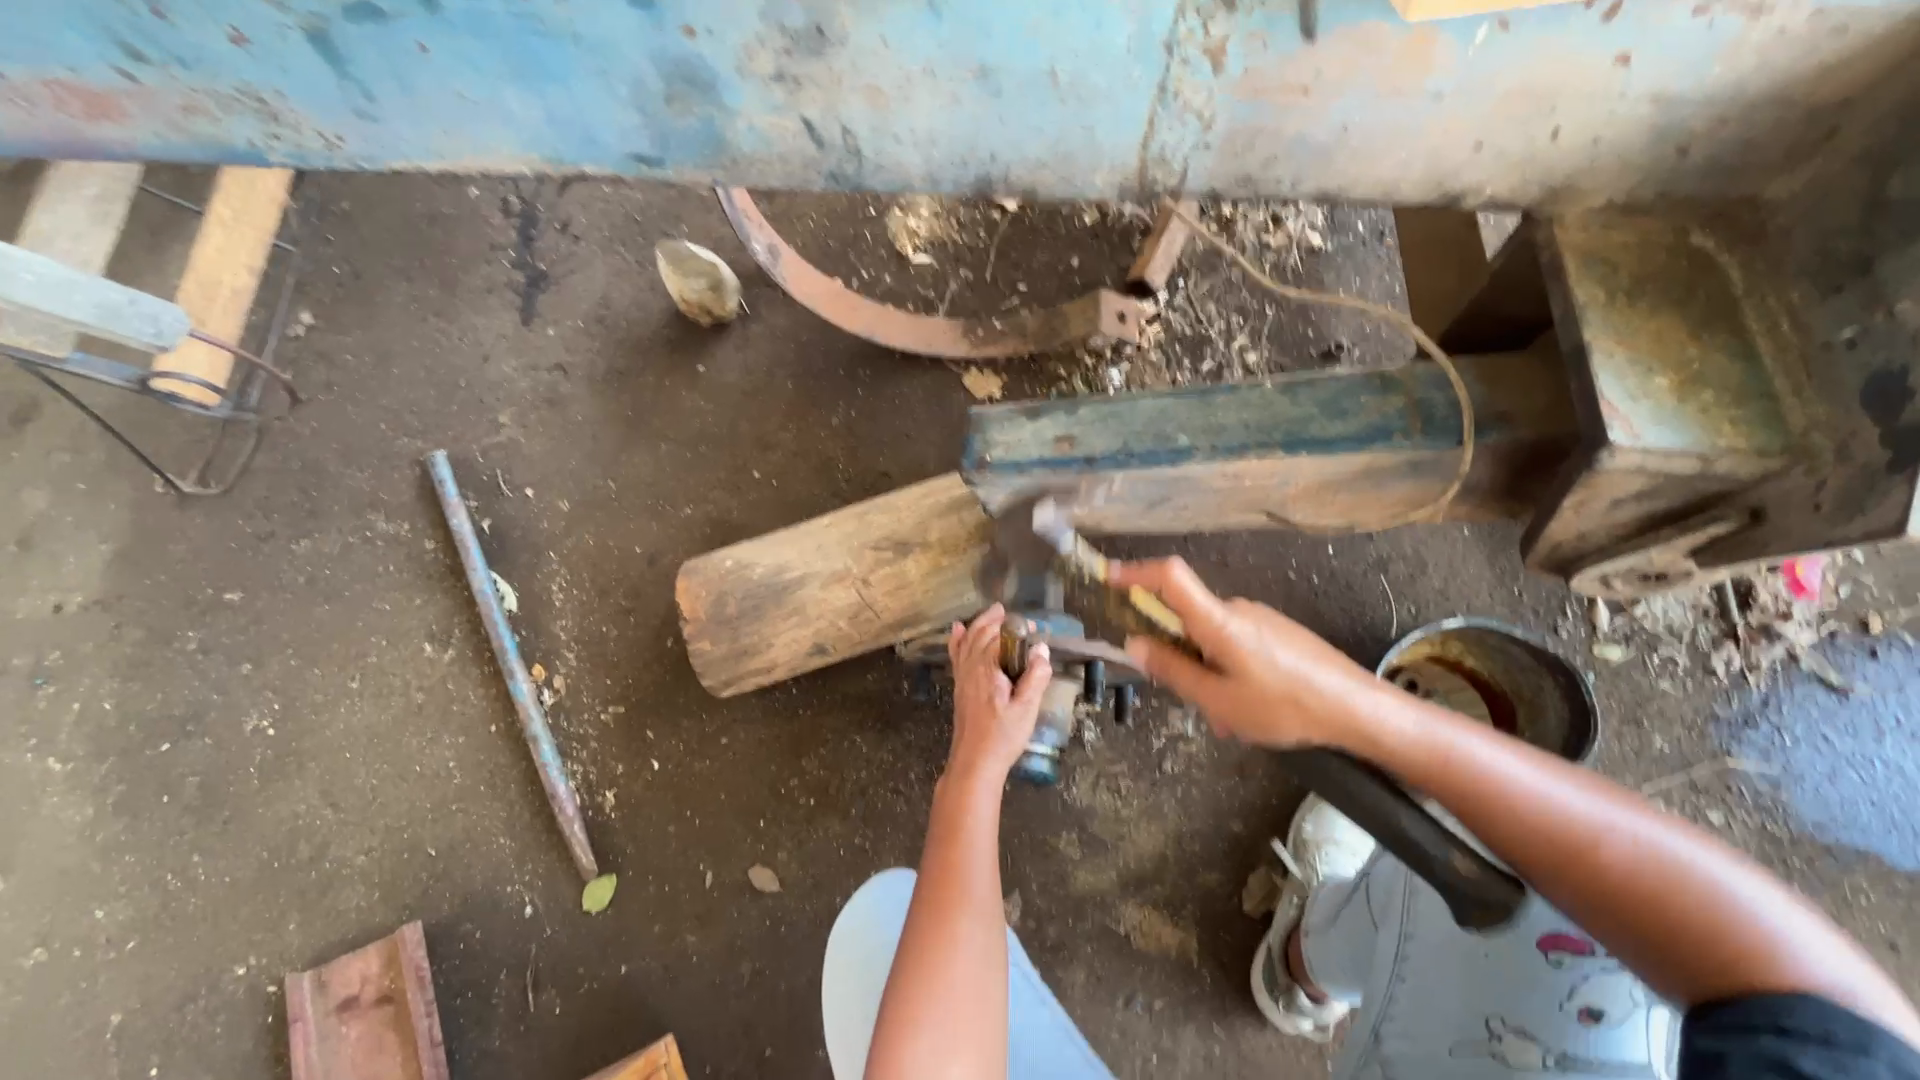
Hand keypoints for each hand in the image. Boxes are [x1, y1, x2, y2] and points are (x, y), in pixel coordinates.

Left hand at [945, 604, 1051, 781]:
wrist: (974, 762)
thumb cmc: (1002, 737)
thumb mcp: (1026, 709)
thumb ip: (1035, 677)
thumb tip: (1041, 650)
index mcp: (986, 670)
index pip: (999, 638)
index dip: (1014, 630)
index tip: (1032, 629)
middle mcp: (970, 669)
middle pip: (980, 635)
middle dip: (995, 621)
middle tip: (1010, 613)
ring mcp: (962, 678)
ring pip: (967, 642)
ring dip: (979, 625)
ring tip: (991, 613)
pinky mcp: (960, 688)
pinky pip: (957, 655)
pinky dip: (958, 640)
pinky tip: (958, 631)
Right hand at [1108, 557, 1377, 748]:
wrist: (1358, 709)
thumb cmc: (1284, 706)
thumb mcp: (1219, 700)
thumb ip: (1173, 671)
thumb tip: (1135, 644)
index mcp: (1219, 621)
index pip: (1170, 578)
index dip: (1136, 572)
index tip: (1108, 577)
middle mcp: (1238, 609)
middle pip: (1189, 621)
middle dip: (1182, 661)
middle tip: (1199, 706)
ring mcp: (1262, 619)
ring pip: (1214, 641)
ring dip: (1210, 676)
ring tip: (1233, 720)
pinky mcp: (1280, 632)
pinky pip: (1238, 646)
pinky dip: (1232, 674)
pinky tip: (1254, 709)